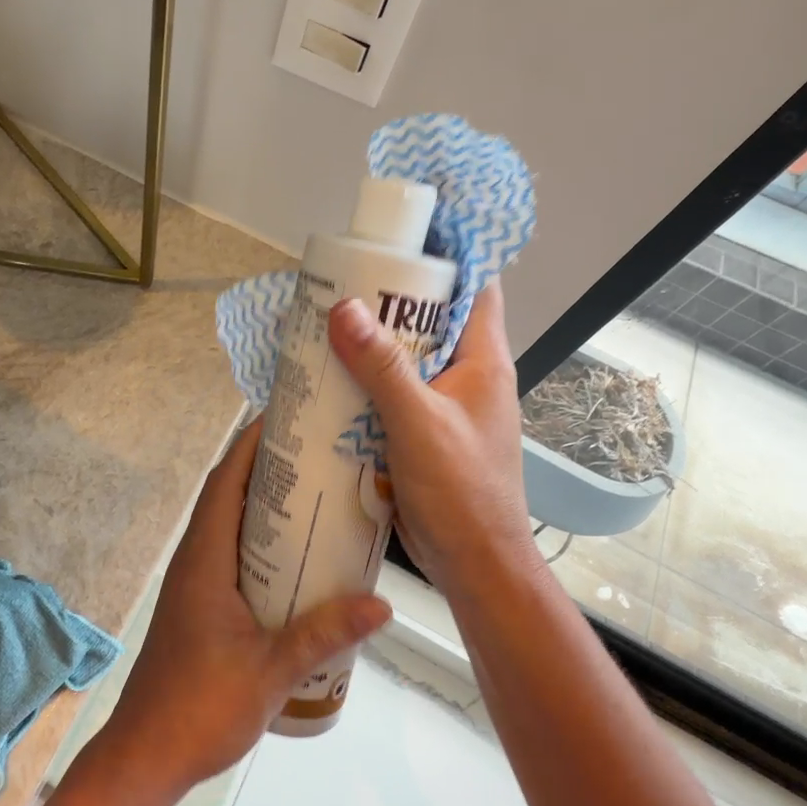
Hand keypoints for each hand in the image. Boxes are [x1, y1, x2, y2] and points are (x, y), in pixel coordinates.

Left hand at [45, 419, 391, 805]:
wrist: (148, 752)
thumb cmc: (201, 705)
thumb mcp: (272, 670)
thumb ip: (324, 635)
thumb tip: (381, 603)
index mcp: (204, 558)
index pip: (225, 482)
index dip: (250, 444)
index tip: (286, 418)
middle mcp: (195, 560)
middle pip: (227, 495)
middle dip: (265, 467)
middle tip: (317, 453)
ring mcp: (194, 584)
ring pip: (228, 525)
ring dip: (262, 503)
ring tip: (314, 495)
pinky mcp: (198, 606)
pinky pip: (229, 553)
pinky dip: (258, 539)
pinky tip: (295, 558)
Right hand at [327, 280, 533, 593]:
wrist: (476, 567)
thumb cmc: (463, 492)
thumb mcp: (419, 423)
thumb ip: (383, 367)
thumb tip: (344, 307)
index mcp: (484, 360)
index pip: (475, 287)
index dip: (444, 257)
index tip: (396, 238)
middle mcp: (467, 375)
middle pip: (429, 320)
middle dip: (387, 300)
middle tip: (338, 281)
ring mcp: (444, 405)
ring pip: (406, 358)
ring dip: (370, 345)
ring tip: (322, 324)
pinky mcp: (423, 433)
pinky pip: (391, 394)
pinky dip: (363, 384)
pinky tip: (327, 381)